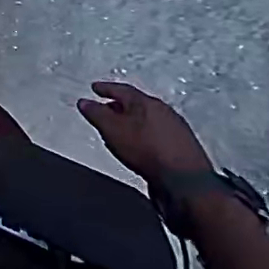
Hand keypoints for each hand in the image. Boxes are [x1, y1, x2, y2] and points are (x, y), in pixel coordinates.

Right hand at [77, 81, 214, 182]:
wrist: (184, 181)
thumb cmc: (146, 150)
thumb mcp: (112, 130)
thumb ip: (96, 114)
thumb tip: (84, 102)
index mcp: (146, 102)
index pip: (122, 89)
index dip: (106, 88)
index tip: (95, 88)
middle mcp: (164, 111)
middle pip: (137, 104)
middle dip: (120, 105)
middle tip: (106, 108)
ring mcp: (176, 129)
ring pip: (149, 119)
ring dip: (133, 122)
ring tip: (121, 129)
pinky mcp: (182, 148)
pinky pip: (158, 135)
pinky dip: (145, 136)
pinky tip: (140, 146)